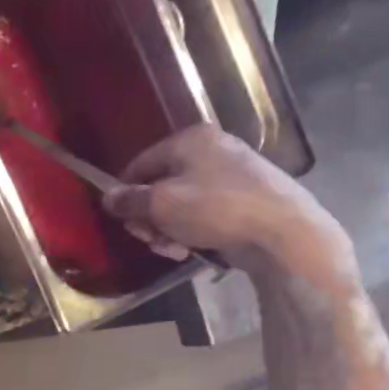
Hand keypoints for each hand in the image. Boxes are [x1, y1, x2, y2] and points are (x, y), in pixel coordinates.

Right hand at [103, 125, 356, 280]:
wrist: (280, 231)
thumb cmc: (215, 209)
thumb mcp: (162, 205)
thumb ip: (130, 200)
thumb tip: (108, 197)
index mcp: (190, 140)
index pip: (141, 163)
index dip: (125, 192)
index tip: (122, 220)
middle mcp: (211, 150)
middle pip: (160, 186)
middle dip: (149, 218)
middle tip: (150, 239)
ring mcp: (230, 175)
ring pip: (179, 205)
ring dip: (167, 230)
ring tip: (174, 249)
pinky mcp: (242, 200)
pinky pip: (202, 214)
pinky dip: (190, 232)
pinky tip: (192, 249)